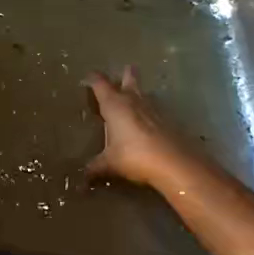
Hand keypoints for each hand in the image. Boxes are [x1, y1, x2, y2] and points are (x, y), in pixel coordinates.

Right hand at [84, 66, 193, 189]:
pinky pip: (154, 111)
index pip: (100, 83)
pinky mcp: (166, 120)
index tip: (86, 79)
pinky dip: (148, 113)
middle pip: (128, 78)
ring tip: (132, 99)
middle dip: (125, 74)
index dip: (92, 79)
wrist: (173, 163)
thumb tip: (79, 182)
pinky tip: (146, 123)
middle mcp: (133, 100)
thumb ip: (94, 168)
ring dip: (137, 94)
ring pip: (143, 94)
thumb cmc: (134, 155)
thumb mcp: (109, 163)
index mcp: (114, 103)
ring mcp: (152, 108)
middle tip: (123, 73)